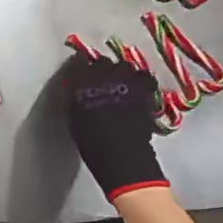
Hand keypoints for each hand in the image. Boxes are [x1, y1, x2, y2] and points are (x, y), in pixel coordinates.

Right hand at [62, 50, 167, 200]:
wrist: (122, 160)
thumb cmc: (93, 145)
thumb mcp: (75, 120)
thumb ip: (76, 99)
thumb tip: (75, 87)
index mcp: (84, 83)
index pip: (80, 63)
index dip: (79, 66)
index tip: (78, 70)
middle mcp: (108, 76)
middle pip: (104, 63)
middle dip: (101, 68)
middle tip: (98, 81)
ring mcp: (130, 82)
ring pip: (125, 67)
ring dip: (121, 73)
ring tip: (118, 84)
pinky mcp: (147, 90)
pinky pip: (142, 79)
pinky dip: (139, 82)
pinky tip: (135, 92)